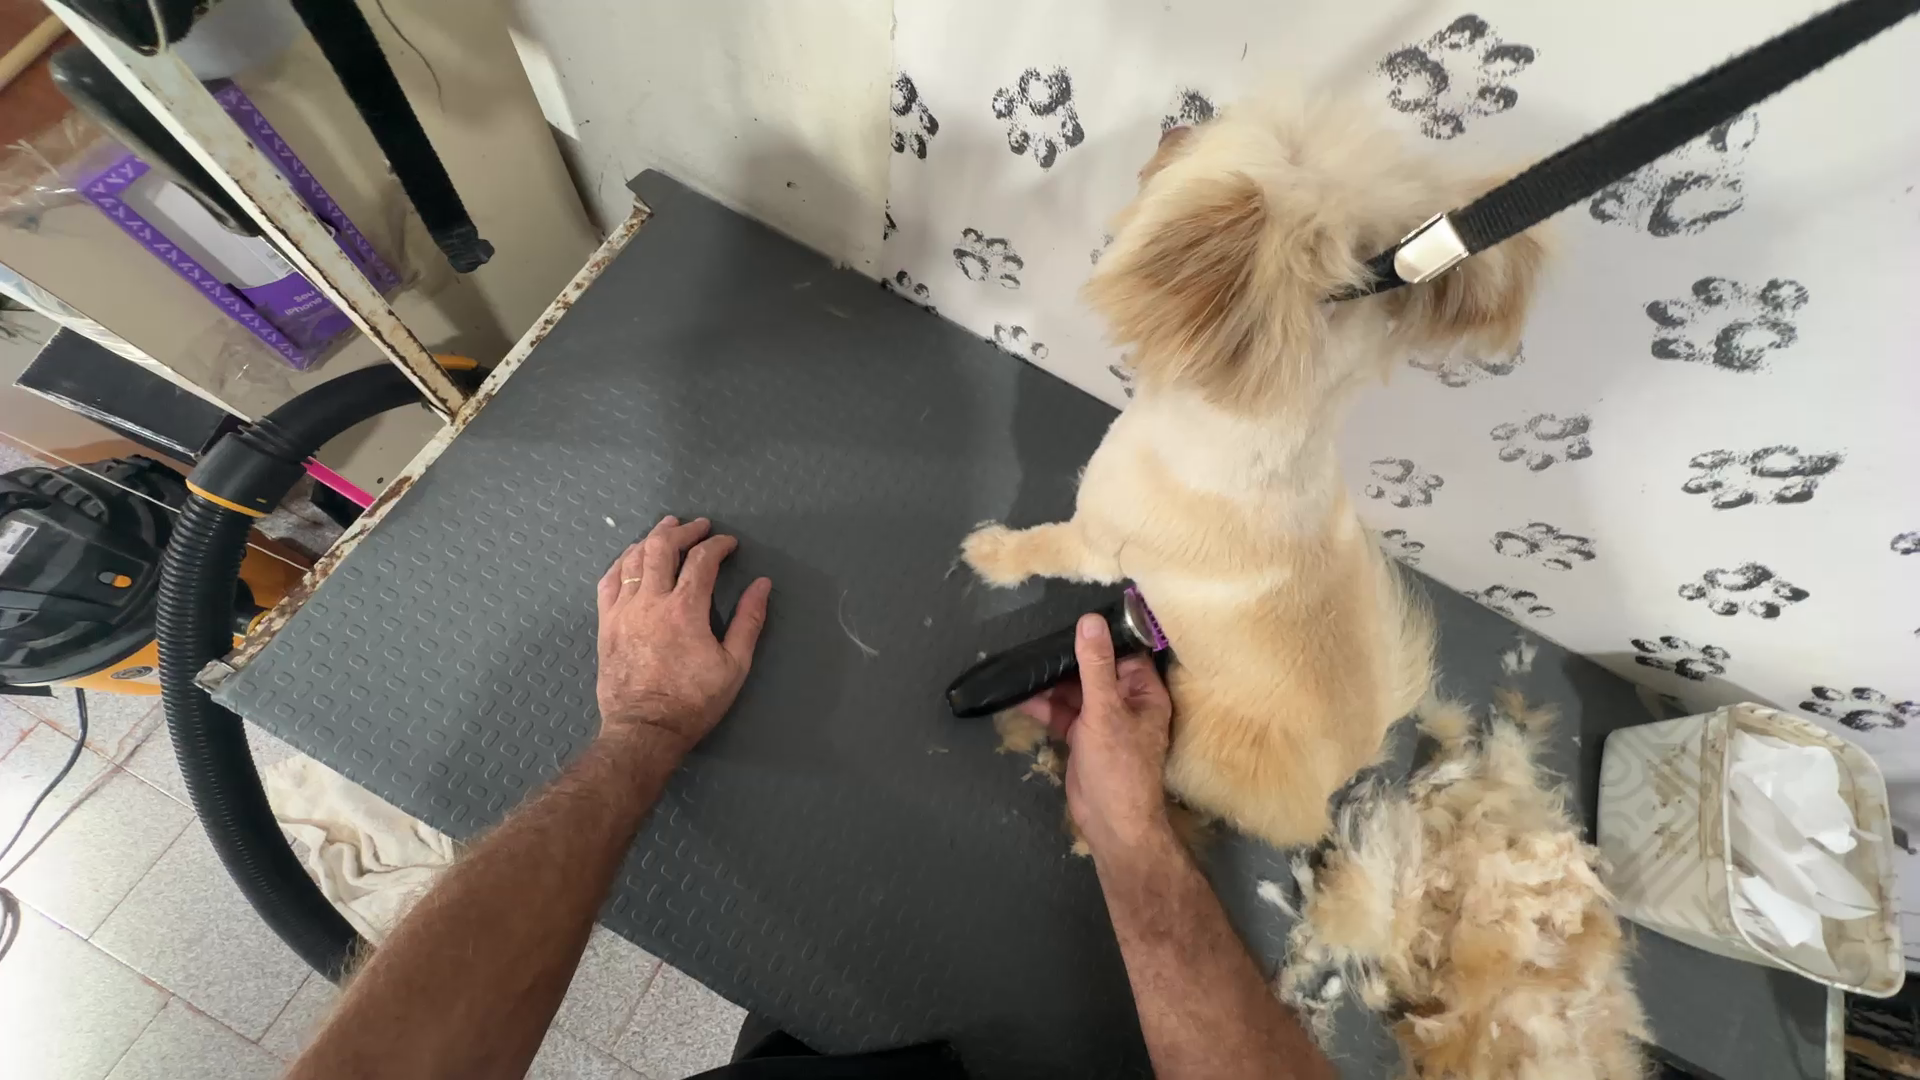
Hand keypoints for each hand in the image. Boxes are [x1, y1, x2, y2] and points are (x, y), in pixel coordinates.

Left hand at [595, 515, 772, 756]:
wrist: (645, 730)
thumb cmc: (694, 701)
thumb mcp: (735, 665)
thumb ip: (749, 620)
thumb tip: (762, 585)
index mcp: (685, 610)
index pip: (702, 560)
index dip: (718, 545)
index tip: (730, 543)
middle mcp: (650, 601)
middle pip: (662, 548)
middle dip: (683, 531)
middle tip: (699, 526)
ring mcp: (623, 611)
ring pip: (633, 558)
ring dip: (652, 539)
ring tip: (667, 530)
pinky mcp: (606, 623)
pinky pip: (609, 581)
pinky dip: (623, 562)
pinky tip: (632, 557)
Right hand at [1015, 615, 1173, 854]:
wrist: (1112, 826)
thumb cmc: (1119, 766)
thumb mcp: (1105, 709)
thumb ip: (1094, 665)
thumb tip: (1089, 620)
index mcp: (1143, 692)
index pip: (1123, 652)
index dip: (1100, 635)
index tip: (1072, 616)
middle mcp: (1125, 702)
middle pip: (1093, 669)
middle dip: (1067, 658)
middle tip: (1035, 639)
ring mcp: (1102, 720)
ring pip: (1074, 691)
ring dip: (1050, 682)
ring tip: (1022, 664)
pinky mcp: (1082, 736)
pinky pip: (1061, 712)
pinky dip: (1042, 705)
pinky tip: (1018, 694)